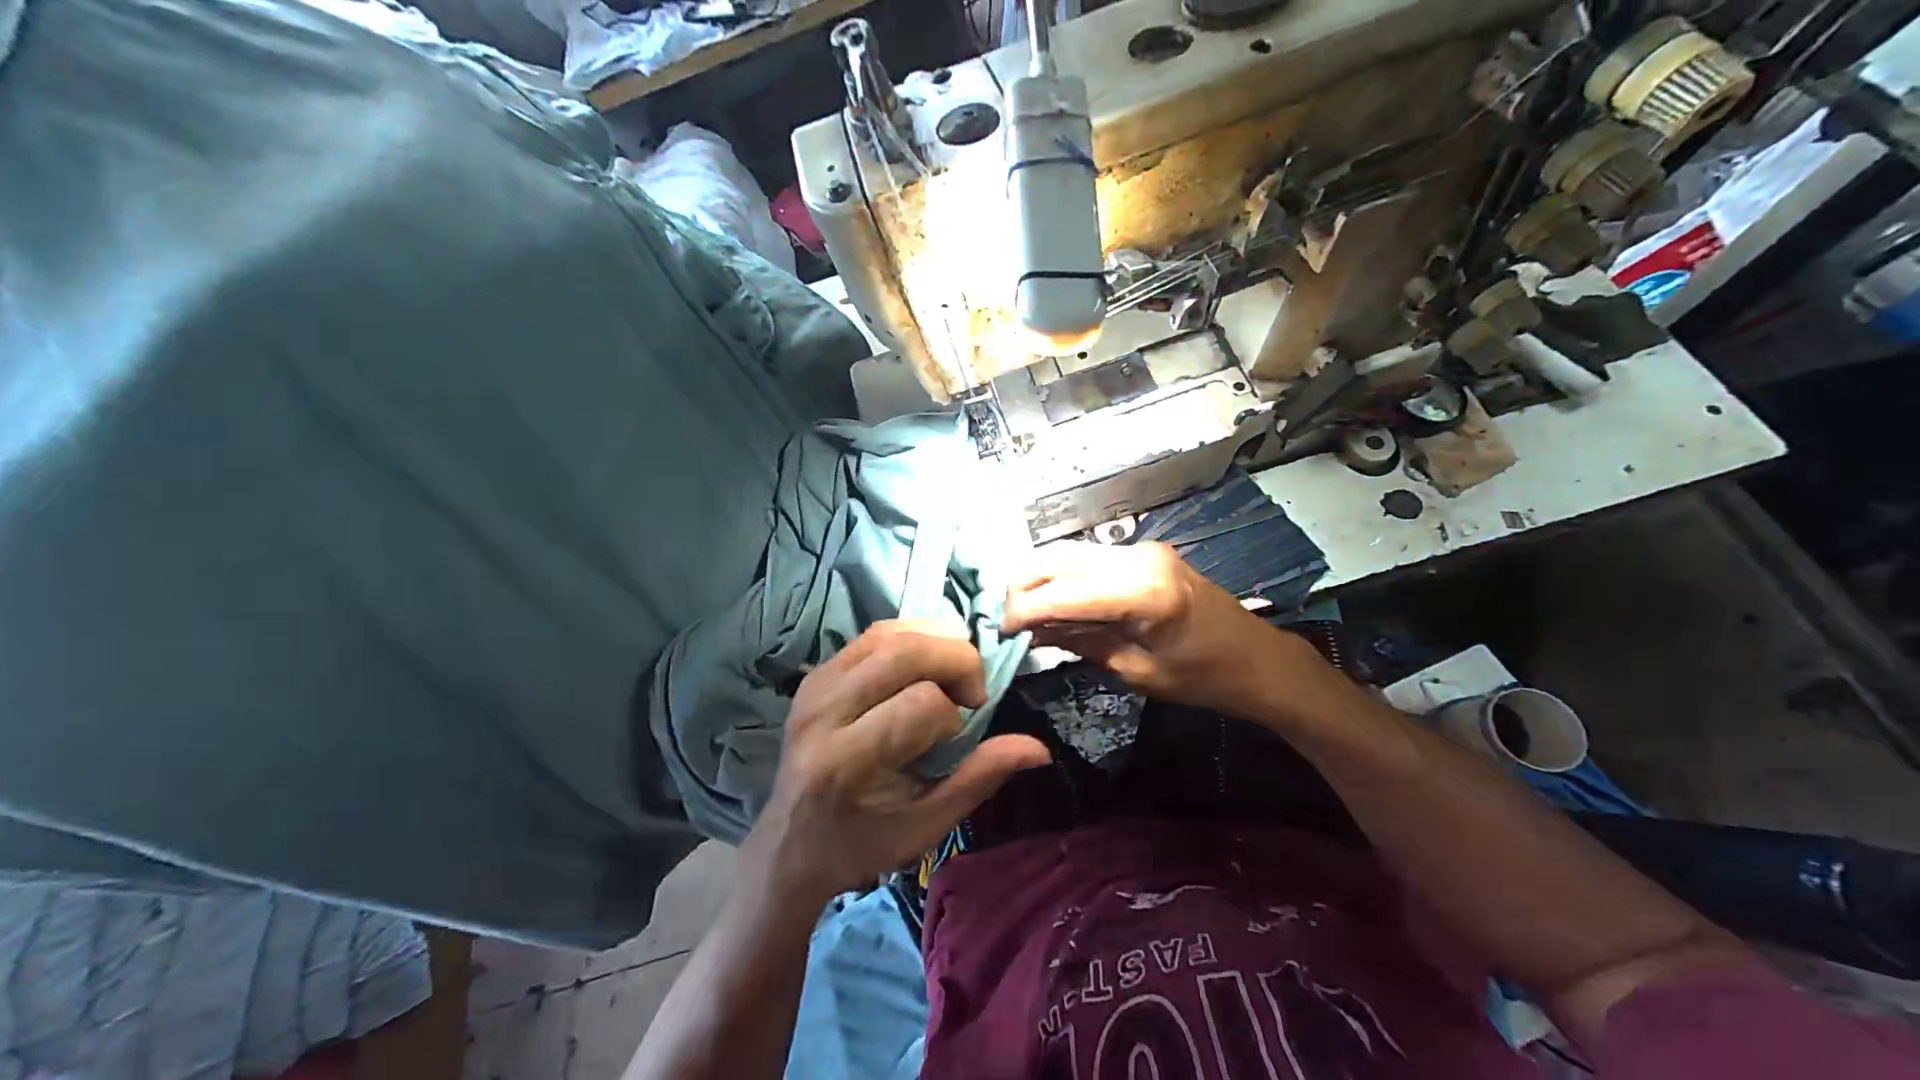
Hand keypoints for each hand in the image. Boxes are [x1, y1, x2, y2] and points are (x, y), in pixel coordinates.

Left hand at [745, 621, 1050, 901]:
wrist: (790, 843)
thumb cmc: (862, 842)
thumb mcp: (927, 825)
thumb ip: (980, 778)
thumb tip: (1038, 748)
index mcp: (846, 761)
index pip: (920, 704)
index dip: (954, 714)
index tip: (958, 737)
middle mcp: (823, 713)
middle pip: (903, 652)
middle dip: (956, 660)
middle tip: (972, 692)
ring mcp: (813, 687)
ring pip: (888, 633)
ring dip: (936, 641)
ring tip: (952, 675)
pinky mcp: (814, 675)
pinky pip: (871, 636)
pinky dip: (910, 638)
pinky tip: (925, 664)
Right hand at [1003, 541, 1331, 718]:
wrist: (1259, 660)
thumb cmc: (1205, 678)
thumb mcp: (1138, 672)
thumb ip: (1082, 643)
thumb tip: (1032, 634)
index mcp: (1143, 591)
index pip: (1064, 592)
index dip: (1024, 610)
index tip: (998, 631)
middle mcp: (1138, 557)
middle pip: (1059, 559)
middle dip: (1023, 587)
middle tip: (1002, 620)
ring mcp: (1141, 550)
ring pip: (1069, 554)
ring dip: (1040, 579)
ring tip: (1020, 613)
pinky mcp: (1143, 554)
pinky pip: (1088, 560)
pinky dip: (1063, 579)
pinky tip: (1052, 603)